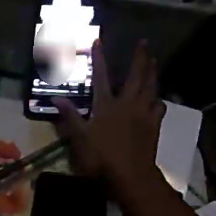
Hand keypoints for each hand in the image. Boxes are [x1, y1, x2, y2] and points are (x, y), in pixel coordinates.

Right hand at [53, 38, 165, 192]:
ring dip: (152, 73)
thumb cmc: (101, 157)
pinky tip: (157, 99)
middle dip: (139, 58)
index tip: (98, 41)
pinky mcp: (154, 125)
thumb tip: (56, 98)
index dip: (99, 58)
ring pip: (151, 87)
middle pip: (136, 76)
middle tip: (144, 43)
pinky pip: (159, 107)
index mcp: (107, 105)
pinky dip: (158, 100)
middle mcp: (128, 104)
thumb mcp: (80, 137)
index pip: (101, 76)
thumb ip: (70, 116)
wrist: (131, 175)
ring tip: (153, 61)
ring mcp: (144, 113)